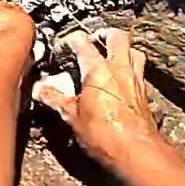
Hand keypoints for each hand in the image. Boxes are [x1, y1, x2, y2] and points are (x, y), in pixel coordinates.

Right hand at [33, 28, 167, 172]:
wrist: (136, 152)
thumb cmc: (103, 135)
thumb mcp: (71, 116)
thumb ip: (55, 98)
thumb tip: (39, 89)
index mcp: (98, 70)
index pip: (82, 42)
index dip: (70, 40)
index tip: (64, 46)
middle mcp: (120, 69)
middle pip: (118, 36)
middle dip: (105, 33)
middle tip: (95, 38)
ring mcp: (136, 80)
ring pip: (135, 51)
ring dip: (124, 49)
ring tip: (112, 55)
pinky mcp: (145, 94)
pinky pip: (141, 72)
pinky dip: (133, 69)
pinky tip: (123, 80)